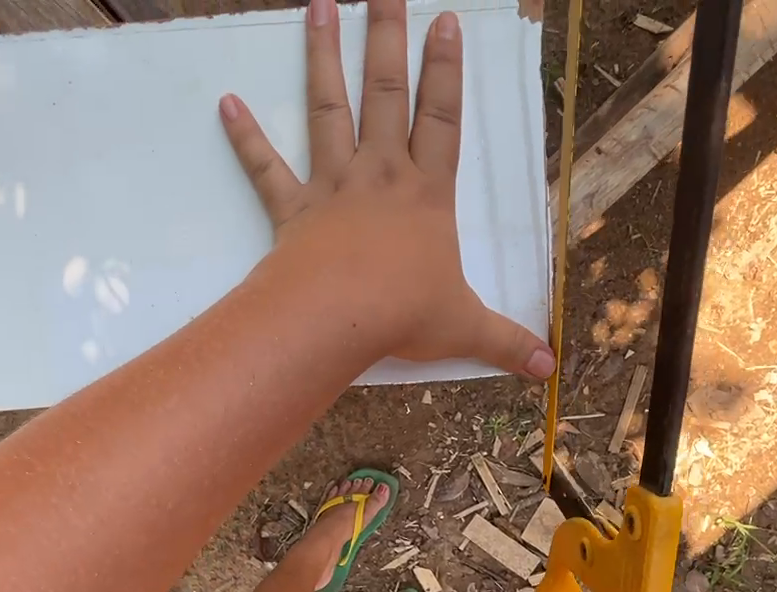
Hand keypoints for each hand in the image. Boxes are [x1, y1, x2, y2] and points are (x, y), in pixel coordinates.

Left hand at [218, 0, 555, 378]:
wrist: (338, 321)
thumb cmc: (404, 316)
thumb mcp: (466, 330)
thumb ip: (508, 344)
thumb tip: (550, 370)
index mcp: (427, 196)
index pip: (443, 120)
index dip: (446, 71)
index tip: (445, 20)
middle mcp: (380, 176)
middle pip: (384, 94)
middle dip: (386, 38)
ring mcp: (333, 188)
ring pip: (327, 111)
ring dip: (321, 58)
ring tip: (317, 6)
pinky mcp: (292, 211)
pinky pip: (265, 169)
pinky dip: (245, 138)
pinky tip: (226, 103)